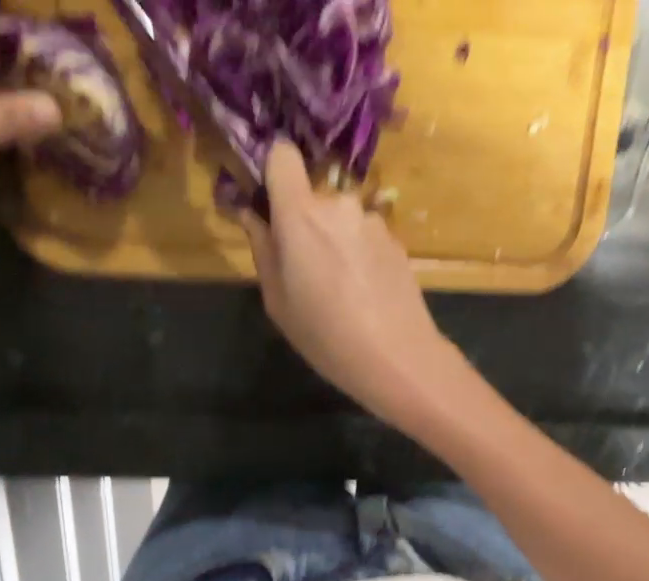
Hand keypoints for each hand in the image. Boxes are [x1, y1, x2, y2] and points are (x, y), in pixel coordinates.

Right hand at [240, 143, 474, 428]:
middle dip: (306, 223)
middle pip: (313, 197)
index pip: (282, 155)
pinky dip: (360, 256)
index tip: (271, 202)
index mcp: (300, 214)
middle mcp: (339, 205)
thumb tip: (252, 215)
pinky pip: (365, 238)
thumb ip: (263, 248)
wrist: (396, 356)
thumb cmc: (324, 334)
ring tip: (340, 290)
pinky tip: (366, 295)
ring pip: (342, 220)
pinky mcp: (396, 241)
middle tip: (305, 271)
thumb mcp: (277, 300)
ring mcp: (372, 221)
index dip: (274, 171)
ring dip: (336, 242)